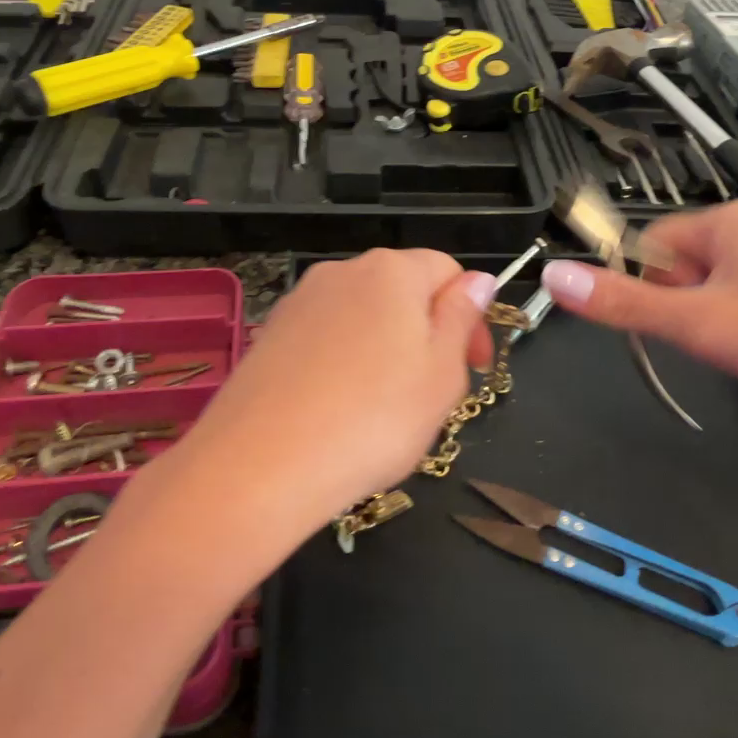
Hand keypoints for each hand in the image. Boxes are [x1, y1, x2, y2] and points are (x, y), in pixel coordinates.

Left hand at [167, 249, 496, 525]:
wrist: (260, 466)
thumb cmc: (372, 420)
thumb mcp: (441, 373)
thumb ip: (462, 317)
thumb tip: (477, 280)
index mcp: (392, 270)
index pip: (448, 270)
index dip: (471, 316)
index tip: (476, 366)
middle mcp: (341, 272)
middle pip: (402, 291)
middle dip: (427, 334)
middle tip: (436, 395)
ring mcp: (299, 303)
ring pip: (362, 318)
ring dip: (387, 351)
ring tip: (387, 411)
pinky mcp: (270, 337)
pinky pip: (325, 341)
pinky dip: (344, 366)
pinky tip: (341, 412)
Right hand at [538, 198, 737, 408]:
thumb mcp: (698, 325)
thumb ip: (623, 303)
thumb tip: (553, 276)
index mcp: (725, 221)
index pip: (650, 245)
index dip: (649, 291)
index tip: (671, 328)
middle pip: (684, 266)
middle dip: (687, 310)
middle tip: (714, 344)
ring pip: (721, 286)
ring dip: (719, 321)